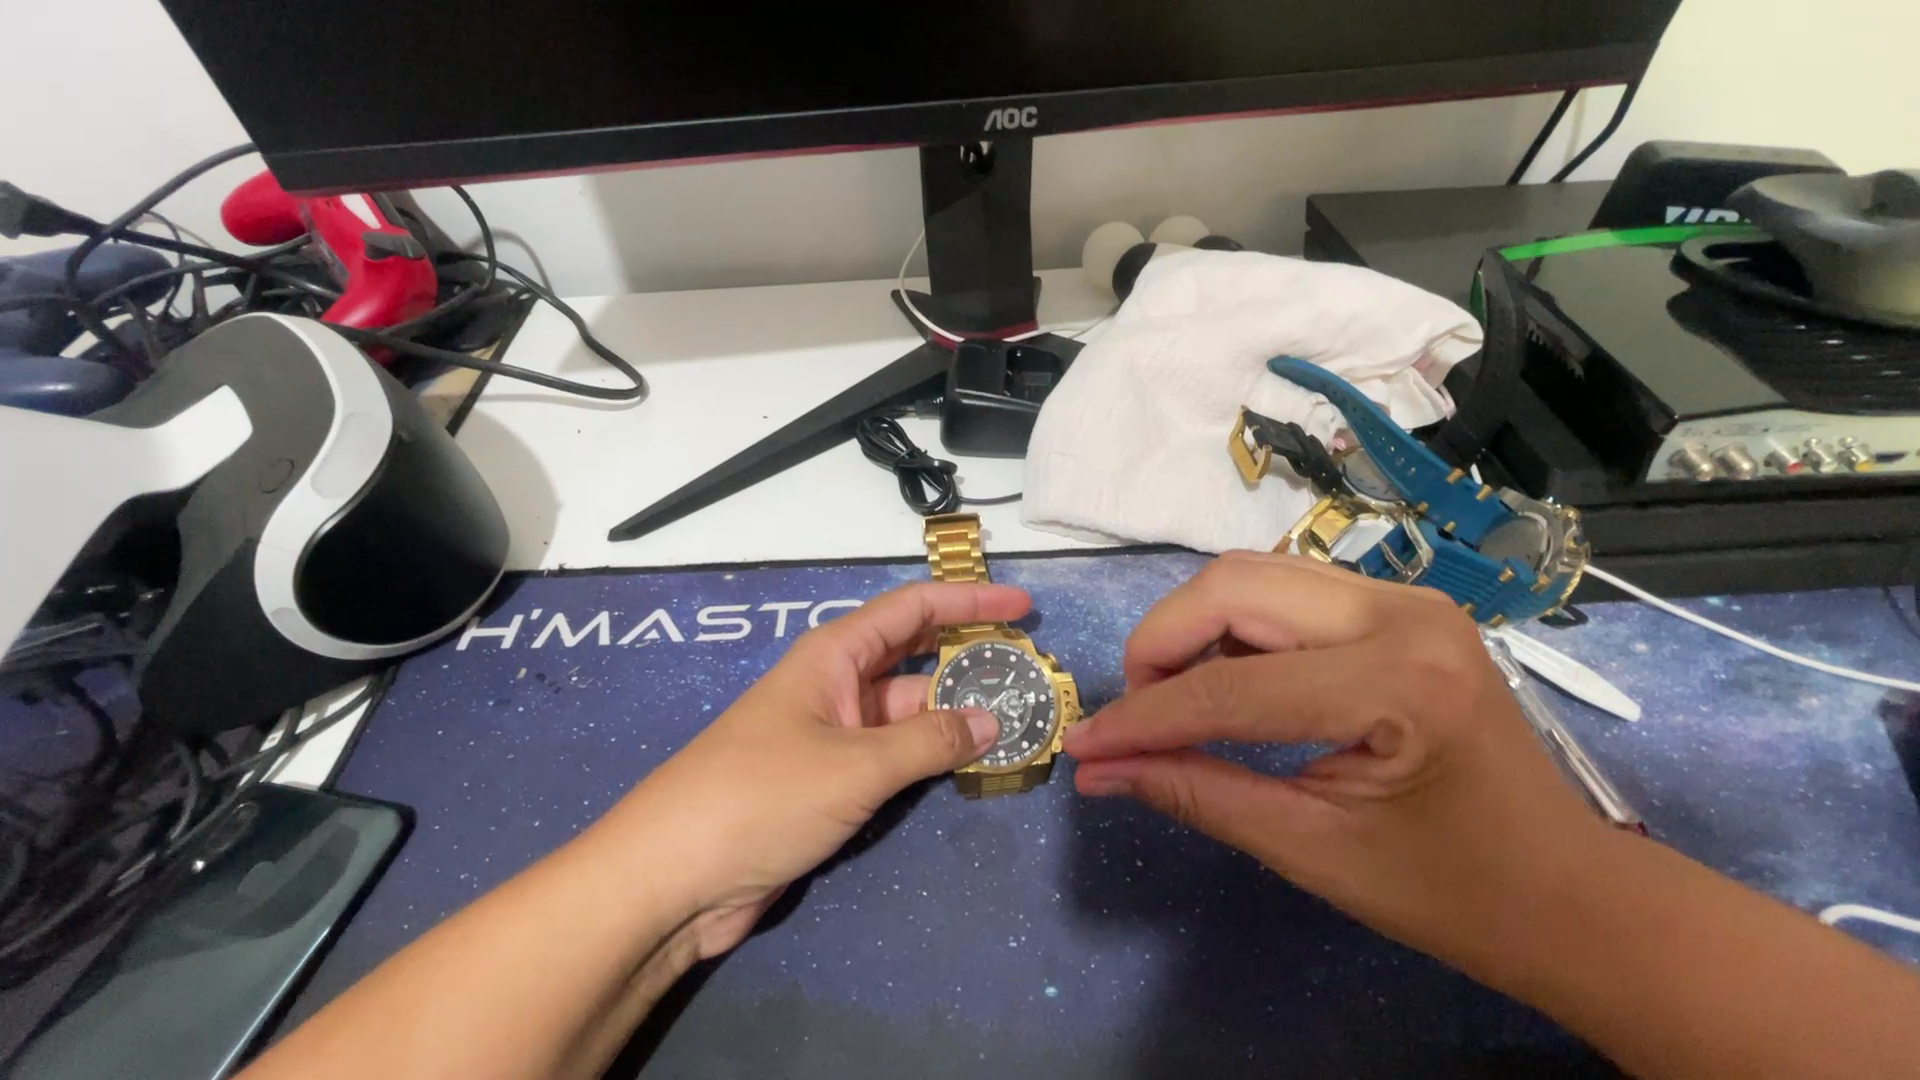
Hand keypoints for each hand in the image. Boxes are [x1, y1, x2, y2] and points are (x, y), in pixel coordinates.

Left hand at [598, 582, 1026, 958]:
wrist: (673, 878)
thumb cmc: (761, 797)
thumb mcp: (855, 765)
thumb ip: (929, 742)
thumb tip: (991, 721)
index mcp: (834, 656)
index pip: (914, 610)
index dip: (970, 603)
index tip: (1023, 608)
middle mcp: (836, 686)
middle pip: (915, 658)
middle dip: (970, 659)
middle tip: (1030, 670)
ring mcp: (833, 735)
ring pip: (909, 712)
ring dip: (956, 715)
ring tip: (1018, 721)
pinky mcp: (831, 782)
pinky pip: (894, 756)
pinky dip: (932, 757)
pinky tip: (971, 765)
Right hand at [1064, 551, 1610, 973]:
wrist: (1570, 892)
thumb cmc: (1452, 891)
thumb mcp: (1310, 849)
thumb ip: (1195, 793)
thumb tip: (1098, 771)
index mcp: (1399, 685)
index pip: (1229, 687)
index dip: (1142, 717)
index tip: (1085, 746)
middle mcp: (1402, 614)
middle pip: (1232, 586)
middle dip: (1160, 644)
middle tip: (1134, 713)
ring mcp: (1405, 599)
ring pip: (1252, 575)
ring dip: (1193, 628)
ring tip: (1175, 699)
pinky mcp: (1398, 606)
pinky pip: (1284, 590)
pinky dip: (1233, 628)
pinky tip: (1226, 682)